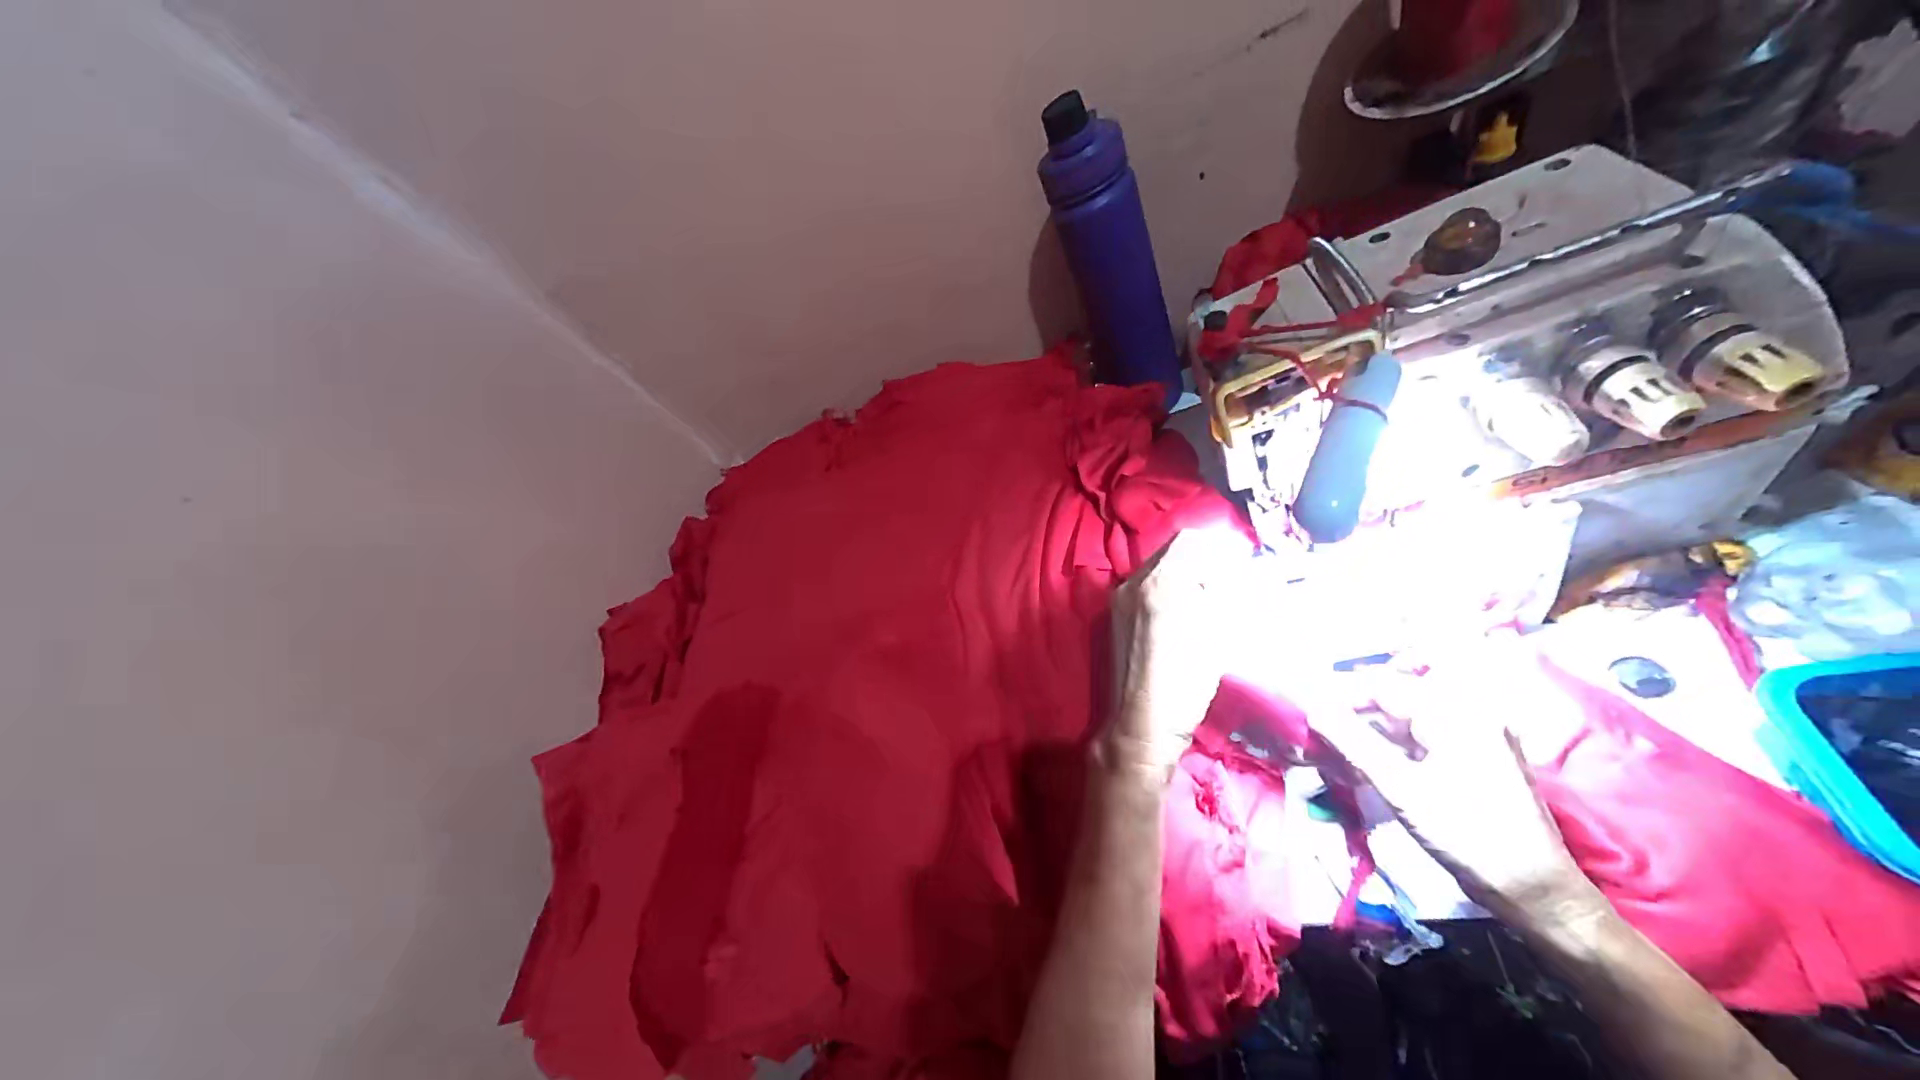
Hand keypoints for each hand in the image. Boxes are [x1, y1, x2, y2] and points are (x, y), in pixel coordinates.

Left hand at [1103, 526, 1247, 777]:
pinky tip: (1187, 610)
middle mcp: (1132, 582)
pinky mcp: (1116, 616)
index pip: (1191, 541)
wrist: (1141, 724)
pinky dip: (1169, 588)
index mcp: (1160, 582)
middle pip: (1172, 551)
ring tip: (1211, 594)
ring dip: (1186, 572)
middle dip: (1203, 557)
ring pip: (1158, 568)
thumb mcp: (1220, 635)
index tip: (1242, 558)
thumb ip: (1229, 594)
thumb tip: (1243, 572)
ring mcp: (1120, 599)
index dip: (1221, 545)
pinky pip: (1146, 587)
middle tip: (1230, 576)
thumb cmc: (1185, 684)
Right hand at [1310, 661, 1603, 923]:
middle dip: (1354, 710)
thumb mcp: (1400, 787)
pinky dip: (1393, 744)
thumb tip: (1312, 707)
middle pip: (1396, 697)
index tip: (1309, 716)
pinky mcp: (1477, 760)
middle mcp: (1469, 714)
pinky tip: (1372, 762)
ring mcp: (1477, 737)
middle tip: (1320, 733)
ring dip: (1371, 729)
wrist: (1535, 890)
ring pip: (1408, 718)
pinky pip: (1424, 737)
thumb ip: (1353, 741)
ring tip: (1339, 749)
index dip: (1341, 696)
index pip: (1382, 685)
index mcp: (1455, 713)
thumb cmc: (1467, 833)